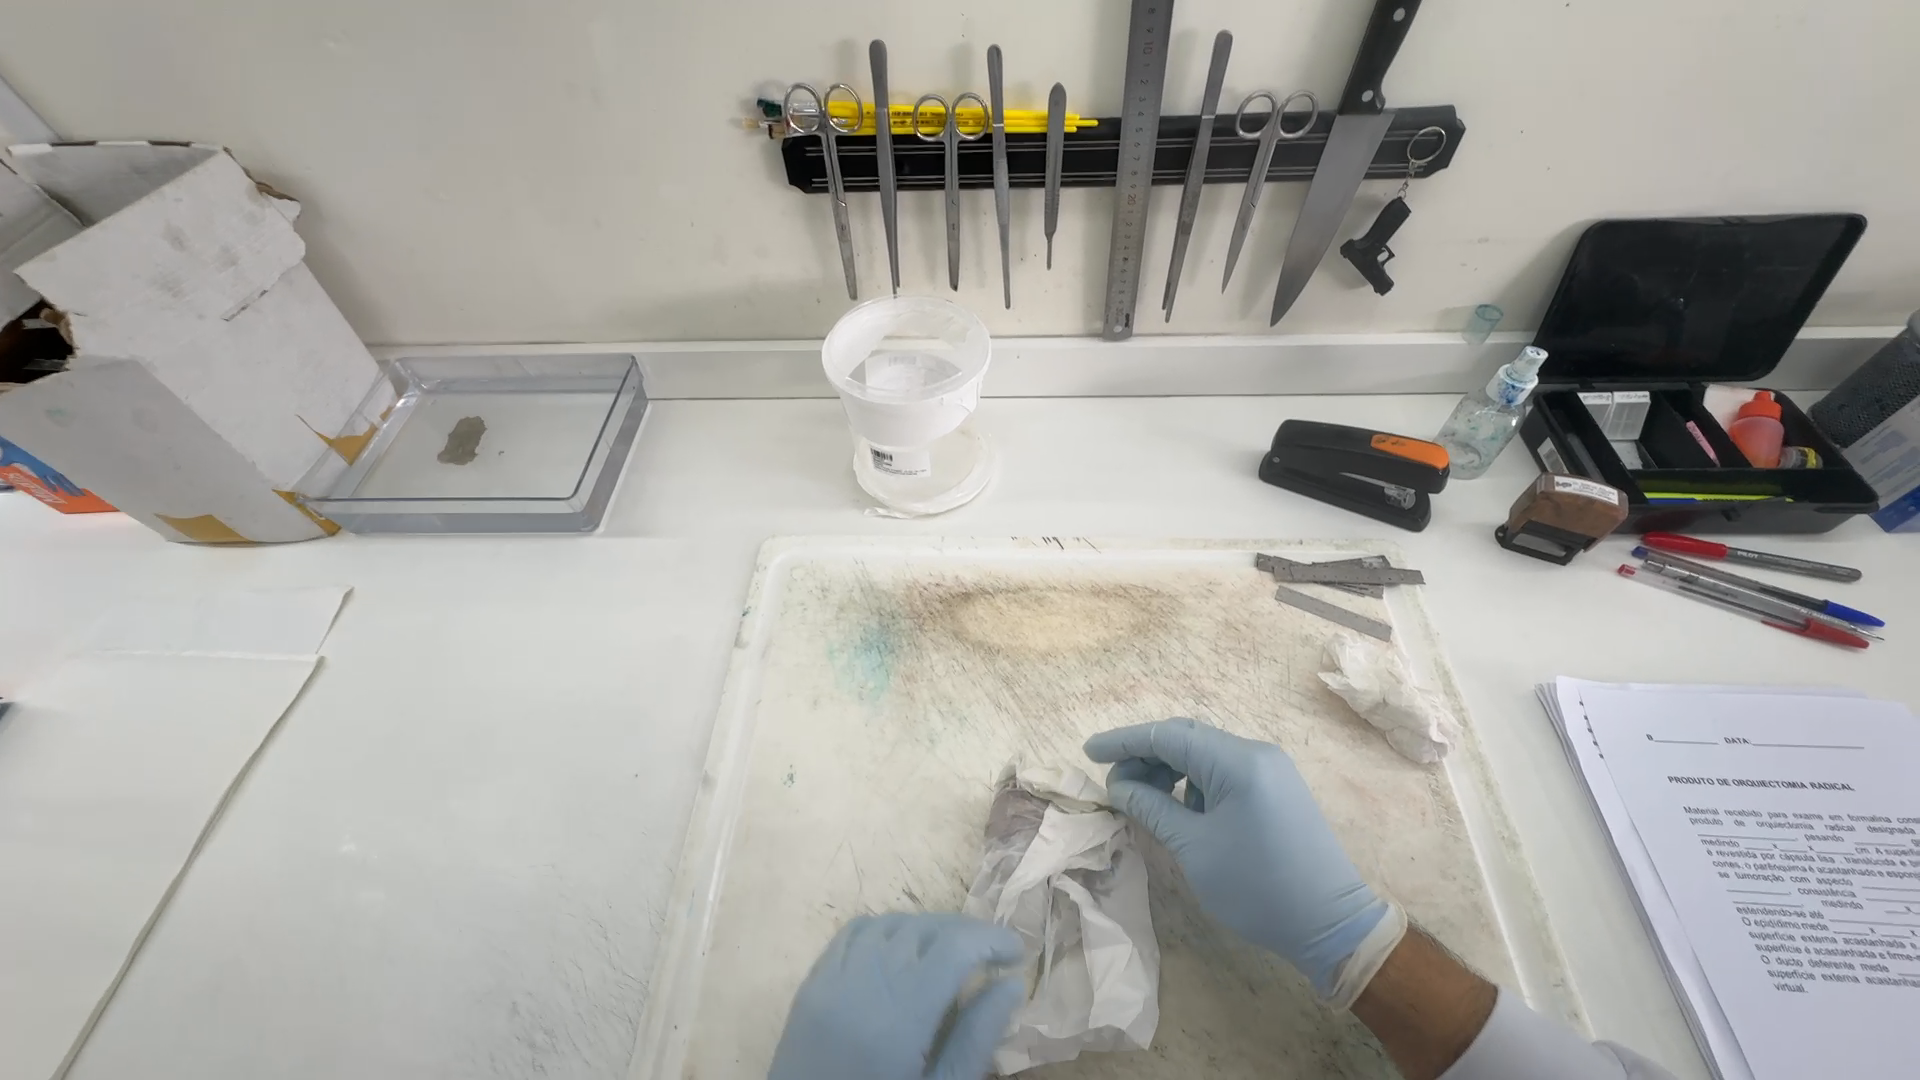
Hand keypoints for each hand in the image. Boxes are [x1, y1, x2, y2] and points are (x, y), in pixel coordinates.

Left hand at [768, 913, 1025, 1079]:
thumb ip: (975, 1039)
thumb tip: (1013, 985)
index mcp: (902, 1017)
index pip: (954, 946)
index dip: (991, 939)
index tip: (1017, 954)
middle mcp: (865, 983)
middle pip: (924, 927)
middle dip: (964, 933)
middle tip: (990, 956)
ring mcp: (833, 979)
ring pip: (890, 923)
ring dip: (926, 928)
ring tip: (948, 954)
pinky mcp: (811, 985)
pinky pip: (852, 932)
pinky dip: (884, 928)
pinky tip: (900, 949)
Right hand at [1084, 717, 1393, 999]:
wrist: (1333, 926)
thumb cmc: (1257, 886)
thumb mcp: (1193, 847)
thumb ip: (1150, 807)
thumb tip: (1117, 786)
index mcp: (1237, 761)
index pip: (1167, 735)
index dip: (1124, 742)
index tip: (1089, 752)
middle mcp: (1255, 753)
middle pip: (1186, 738)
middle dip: (1144, 756)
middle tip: (1113, 784)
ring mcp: (1270, 770)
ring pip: (1204, 755)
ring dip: (1168, 770)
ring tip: (1143, 801)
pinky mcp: (1276, 789)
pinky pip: (1223, 772)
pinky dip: (1193, 784)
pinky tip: (1182, 812)